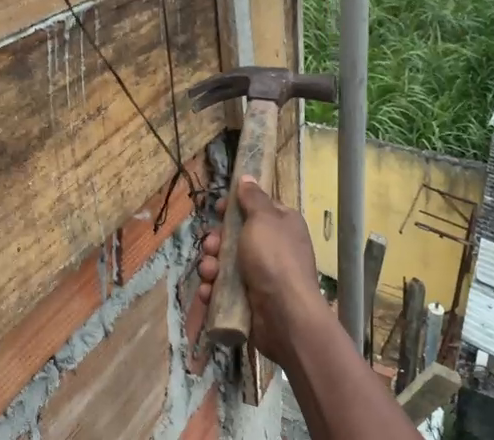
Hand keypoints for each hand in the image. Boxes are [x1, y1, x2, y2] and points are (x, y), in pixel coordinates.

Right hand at [197, 176, 332, 368]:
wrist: (285, 315)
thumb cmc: (274, 258)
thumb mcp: (264, 219)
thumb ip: (253, 198)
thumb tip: (248, 177)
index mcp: (281, 225)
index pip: (255, 208)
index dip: (234, 208)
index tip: (219, 210)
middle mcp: (272, 249)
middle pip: (234, 236)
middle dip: (216, 241)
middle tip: (210, 245)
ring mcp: (260, 276)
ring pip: (225, 263)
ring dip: (210, 265)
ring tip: (209, 272)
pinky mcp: (248, 301)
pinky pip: (224, 289)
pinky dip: (213, 290)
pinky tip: (208, 292)